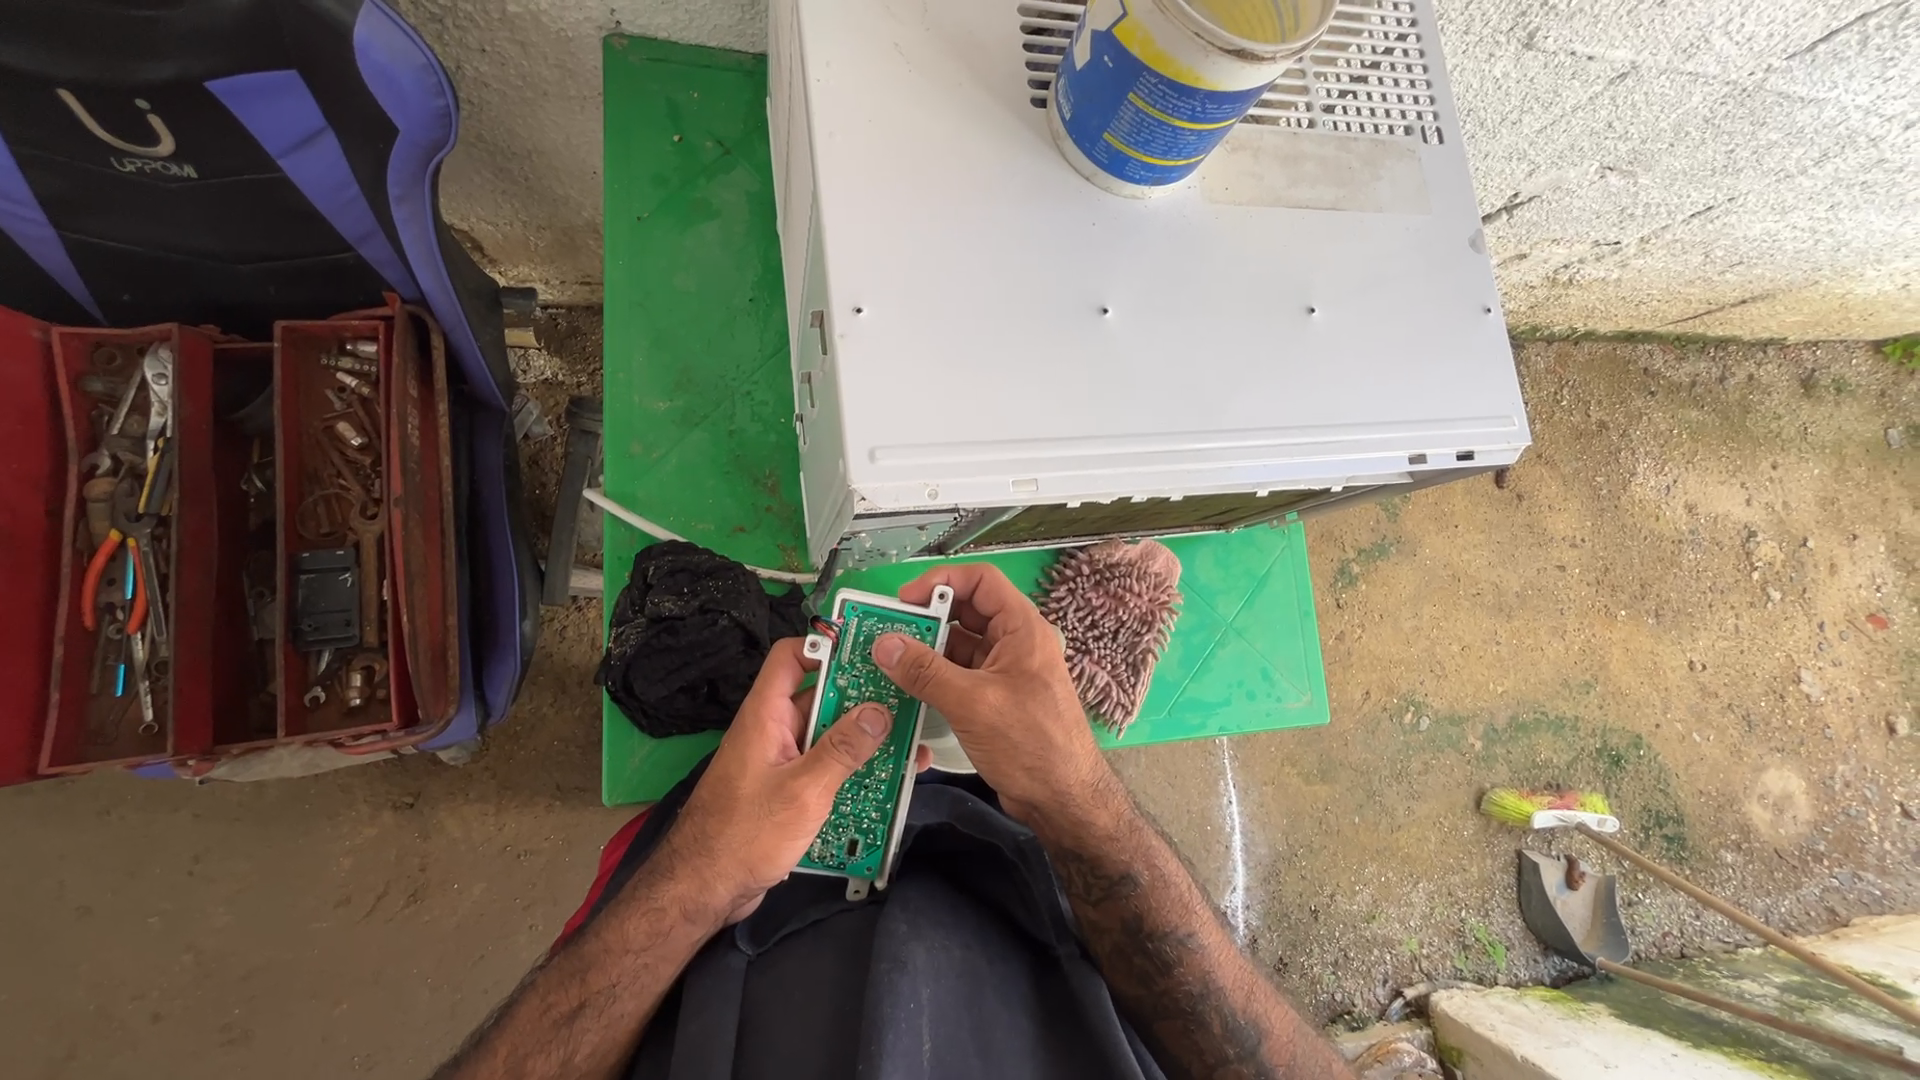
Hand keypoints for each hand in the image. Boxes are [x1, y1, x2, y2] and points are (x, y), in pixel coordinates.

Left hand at [651, 638, 904, 924]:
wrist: (704, 892)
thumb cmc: (743, 835)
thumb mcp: (802, 790)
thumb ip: (843, 749)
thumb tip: (879, 710)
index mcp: (766, 716)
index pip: (792, 657)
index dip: (826, 646)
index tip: (870, 652)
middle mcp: (773, 730)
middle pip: (822, 698)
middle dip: (864, 699)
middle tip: (909, 699)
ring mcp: (781, 761)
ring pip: (829, 736)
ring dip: (865, 740)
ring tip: (911, 745)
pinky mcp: (789, 790)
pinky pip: (826, 768)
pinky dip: (853, 771)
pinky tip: (887, 782)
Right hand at [871, 563, 1112, 822]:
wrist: (1062, 801)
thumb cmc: (1029, 743)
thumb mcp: (973, 703)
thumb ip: (926, 671)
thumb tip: (883, 643)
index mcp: (1022, 628)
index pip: (981, 580)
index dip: (941, 580)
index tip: (904, 599)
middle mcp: (1014, 643)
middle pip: (966, 611)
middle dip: (927, 617)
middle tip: (887, 630)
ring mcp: (1005, 672)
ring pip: (959, 645)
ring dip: (927, 649)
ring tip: (888, 658)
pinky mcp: (994, 699)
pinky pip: (960, 675)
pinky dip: (934, 676)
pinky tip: (906, 686)